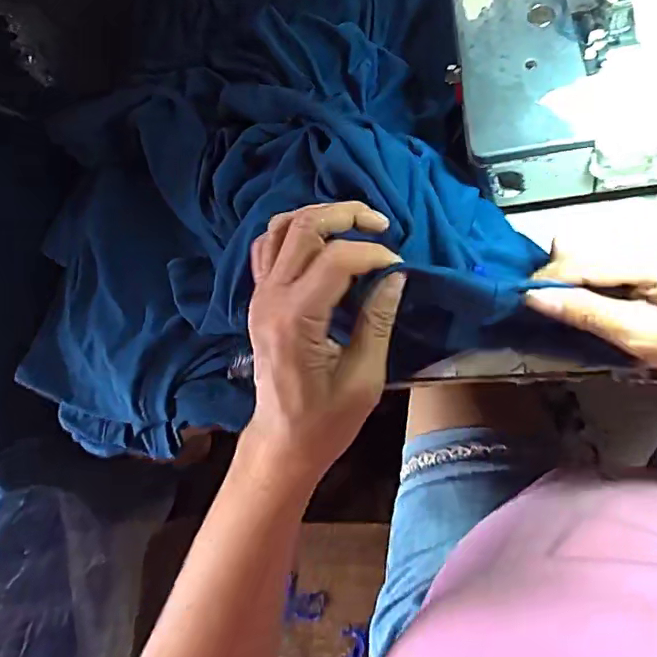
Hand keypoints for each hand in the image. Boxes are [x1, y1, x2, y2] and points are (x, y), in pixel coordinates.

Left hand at [241, 202, 406, 490]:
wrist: (280, 442)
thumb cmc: (325, 421)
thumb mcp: (364, 378)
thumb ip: (377, 320)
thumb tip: (395, 275)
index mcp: (296, 319)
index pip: (335, 259)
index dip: (373, 253)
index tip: (399, 266)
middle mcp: (271, 297)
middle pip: (304, 227)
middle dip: (346, 214)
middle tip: (380, 223)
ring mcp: (259, 294)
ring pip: (282, 227)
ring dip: (320, 215)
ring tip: (354, 223)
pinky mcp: (258, 296)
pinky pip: (269, 245)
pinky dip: (295, 231)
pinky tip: (321, 241)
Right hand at [527, 246, 656, 392]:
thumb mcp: (646, 338)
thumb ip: (591, 314)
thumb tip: (539, 297)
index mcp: (646, 260)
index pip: (580, 261)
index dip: (547, 280)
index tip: (522, 302)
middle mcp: (641, 248)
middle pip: (578, 252)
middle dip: (554, 279)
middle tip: (543, 311)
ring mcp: (642, 256)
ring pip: (585, 258)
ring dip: (567, 283)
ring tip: (561, 311)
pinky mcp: (644, 268)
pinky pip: (599, 269)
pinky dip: (584, 287)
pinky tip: (584, 307)